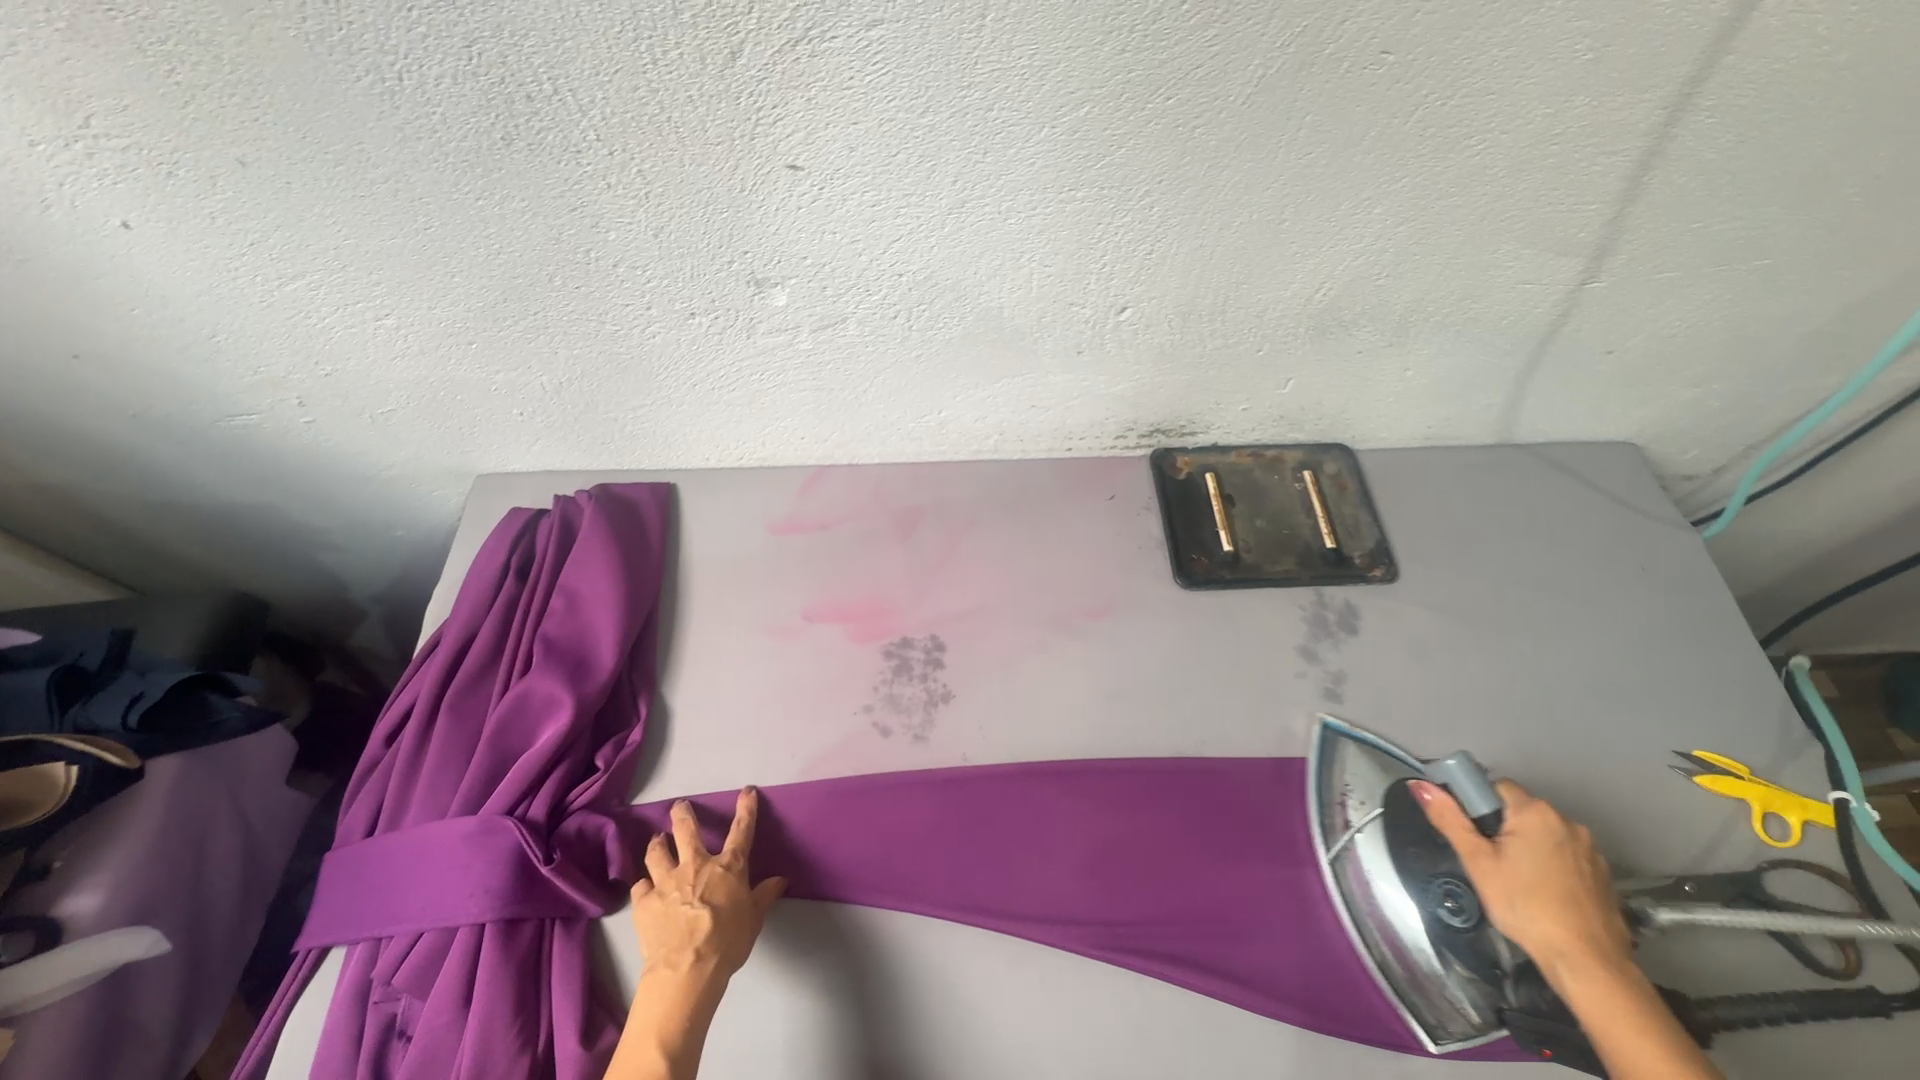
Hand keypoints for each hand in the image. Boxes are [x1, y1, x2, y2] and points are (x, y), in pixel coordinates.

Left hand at [631, 787, 786, 982]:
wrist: (687, 969)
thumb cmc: (728, 942)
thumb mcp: (754, 919)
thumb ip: (764, 896)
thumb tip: (780, 879)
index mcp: (727, 868)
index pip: (741, 831)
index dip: (746, 809)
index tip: (747, 791)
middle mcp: (695, 866)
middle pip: (687, 830)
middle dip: (683, 814)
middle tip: (680, 806)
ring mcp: (666, 881)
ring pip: (657, 852)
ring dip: (657, 843)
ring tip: (657, 839)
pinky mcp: (645, 901)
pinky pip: (640, 885)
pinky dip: (643, 884)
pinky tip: (644, 887)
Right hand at [1411, 778, 1631, 975]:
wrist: (1585, 959)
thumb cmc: (1523, 906)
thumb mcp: (1478, 863)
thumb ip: (1449, 820)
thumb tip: (1420, 786)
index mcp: (1535, 812)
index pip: (1496, 786)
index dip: (1477, 804)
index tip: (1470, 832)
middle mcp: (1567, 821)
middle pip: (1522, 811)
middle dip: (1503, 828)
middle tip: (1489, 861)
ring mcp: (1590, 848)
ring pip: (1545, 834)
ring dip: (1529, 846)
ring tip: (1517, 881)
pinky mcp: (1603, 873)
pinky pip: (1567, 856)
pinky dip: (1552, 865)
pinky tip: (1544, 893)